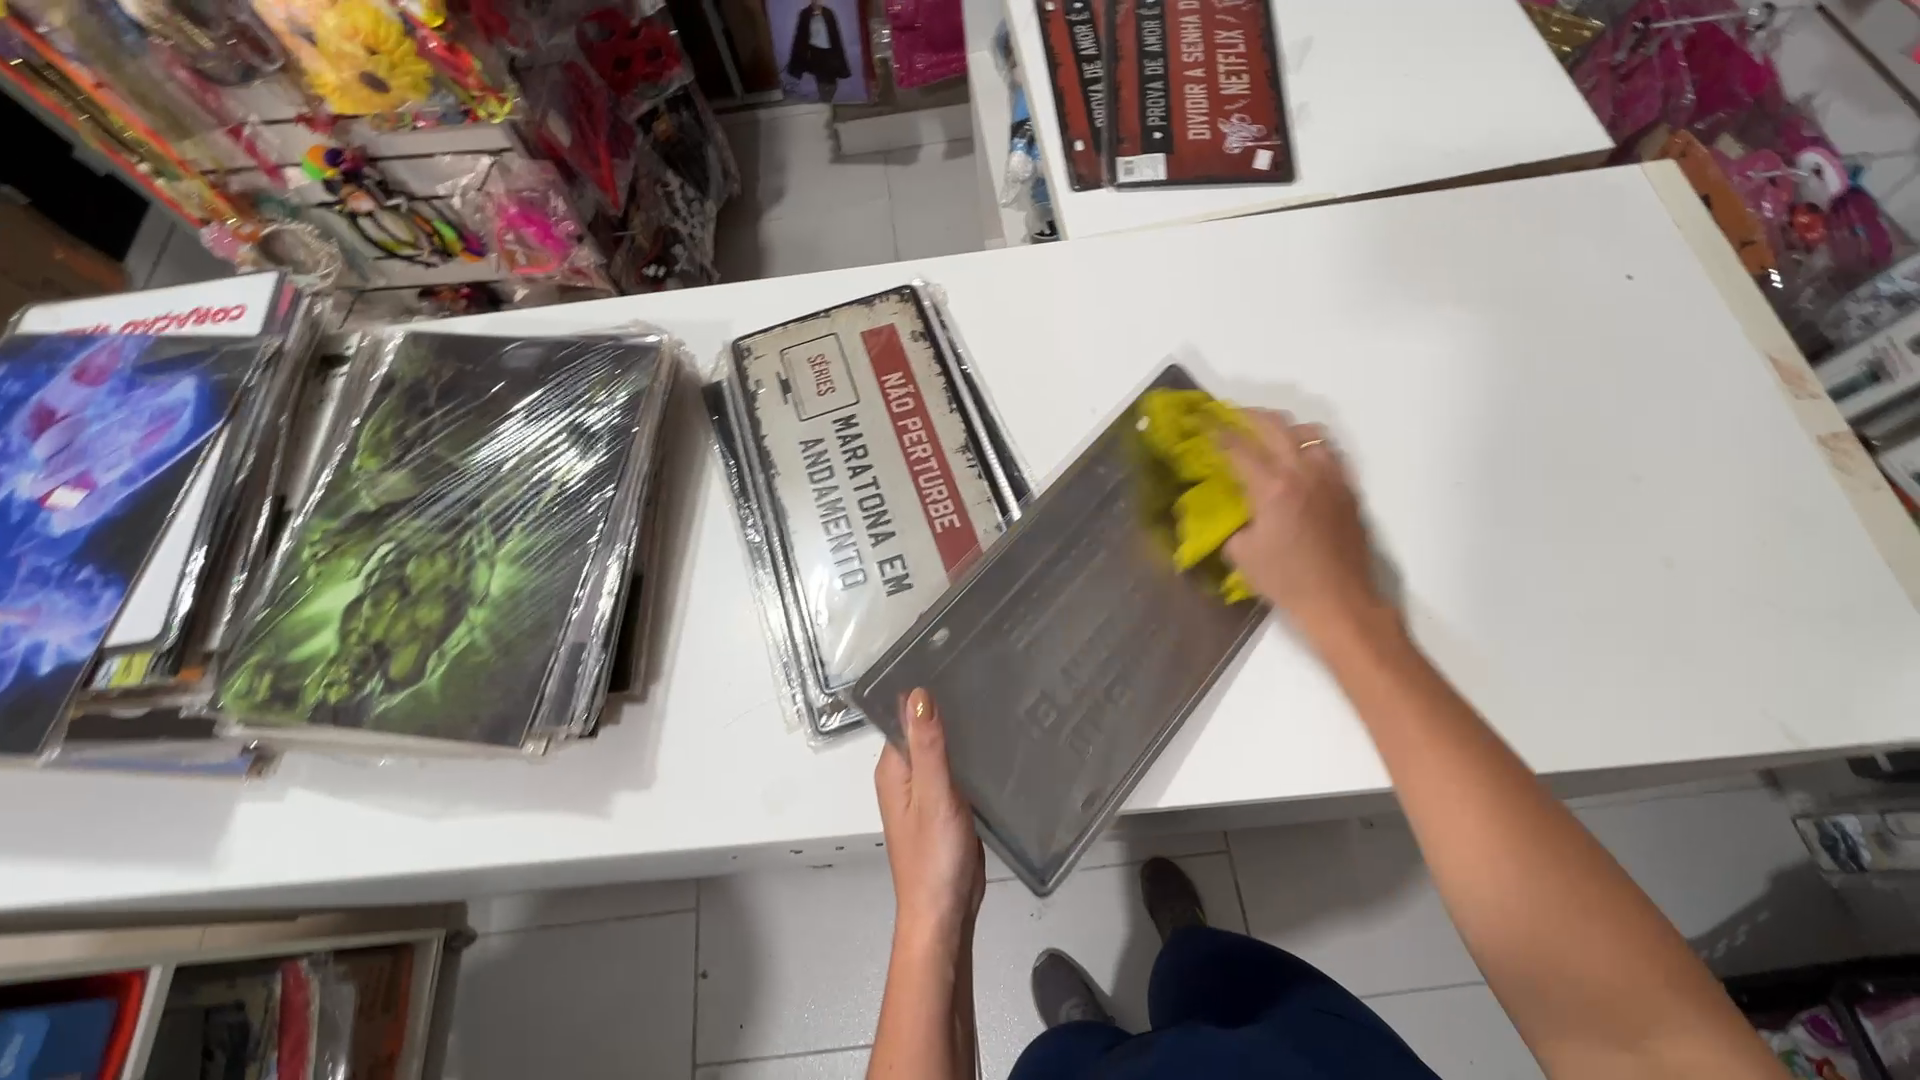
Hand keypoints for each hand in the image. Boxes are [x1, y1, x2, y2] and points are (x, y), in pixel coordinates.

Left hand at [875, 688, 985, 942]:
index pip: (903, 716)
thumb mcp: (934, 795)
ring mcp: (928, 791)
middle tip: (985, 671)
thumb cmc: (934, 856)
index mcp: (893, 769)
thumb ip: (927, 746)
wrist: (944, 913)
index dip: (923, 690)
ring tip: (996, 696)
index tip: (951, 658)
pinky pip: (958, 769)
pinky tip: (997, 740)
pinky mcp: (949, 805)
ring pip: (943, 749)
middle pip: (924, 729)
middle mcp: (906, 776)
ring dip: (962, 730)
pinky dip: (972, 755)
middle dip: (947, 705)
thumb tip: (918, 693)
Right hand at [1222, 409, 1394, 644]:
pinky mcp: (1348, 488)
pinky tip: (1298, 459)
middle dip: (1248, 416)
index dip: (1216, 432)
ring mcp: (1331, 477)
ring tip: (1267, 434)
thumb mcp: (1242, 554)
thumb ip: (1231, 523)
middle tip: (1230, 416)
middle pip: (1274, 425)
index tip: (1202, 422)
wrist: (1340, 600)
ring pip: (1307, 432)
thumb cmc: (1286, 581)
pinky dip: (1308, 445)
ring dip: (1283, 426)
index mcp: (1272, 488)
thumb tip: (1228, 511)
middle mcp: (1303, 473)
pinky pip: (1328, 451)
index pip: (1238, 447)